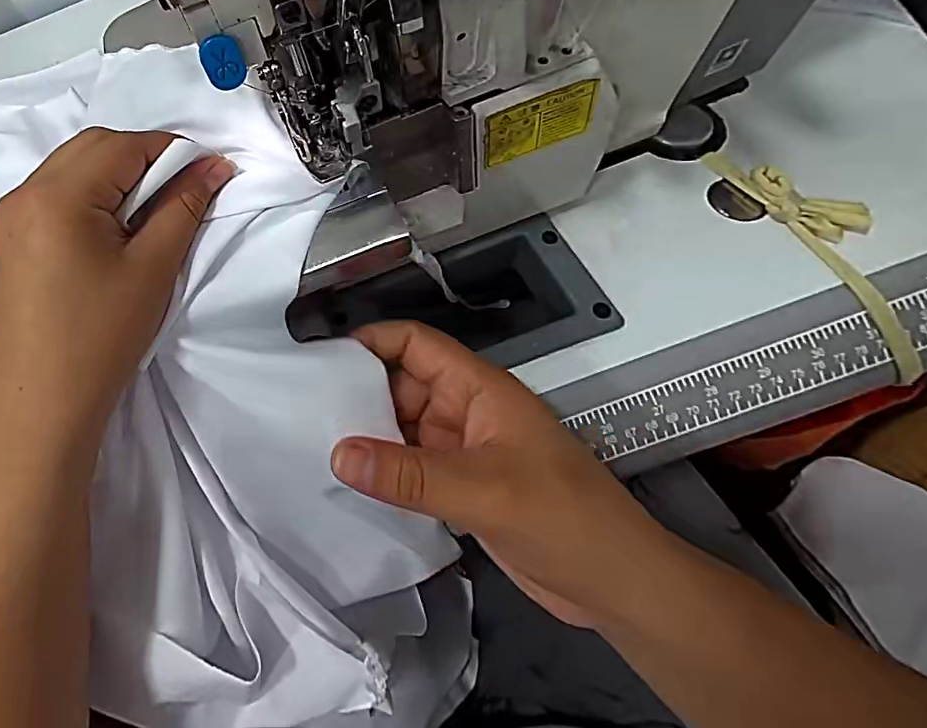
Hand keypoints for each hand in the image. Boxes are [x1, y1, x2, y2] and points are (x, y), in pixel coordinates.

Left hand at [0, 128, 234, 453]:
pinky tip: (115, 233)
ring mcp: (10, 217)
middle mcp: (24, 194)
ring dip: (118, 177)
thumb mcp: (152, 267)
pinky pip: (56, 194)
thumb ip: (184, 206)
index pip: (124, 146)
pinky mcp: (10, 240)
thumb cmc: (98, 339)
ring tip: (150, 218)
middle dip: (144, 159)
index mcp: (56, 195)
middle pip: (95, 147)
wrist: (37, 408)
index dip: (173, 152)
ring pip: (74, 167)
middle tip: (181, 194)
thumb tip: (212, 166)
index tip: (208, 173)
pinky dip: (92, 197)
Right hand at [330, 321, 678, 628]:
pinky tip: (354, 484)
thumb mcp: (484, 490)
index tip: (325, 357)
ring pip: (403, 429)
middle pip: (402, 385)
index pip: (416, 344)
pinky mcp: (460, 486)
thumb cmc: (566, 517)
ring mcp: (462, 449)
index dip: (372, 341)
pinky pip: (411, 467)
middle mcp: (465, 411)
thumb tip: (340, 455)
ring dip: (369, 437)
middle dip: (360, 395)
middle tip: (309, 412)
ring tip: (318, 447)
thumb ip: (410, 474)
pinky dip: (385, 472)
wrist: (617, 585)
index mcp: (478, 388)